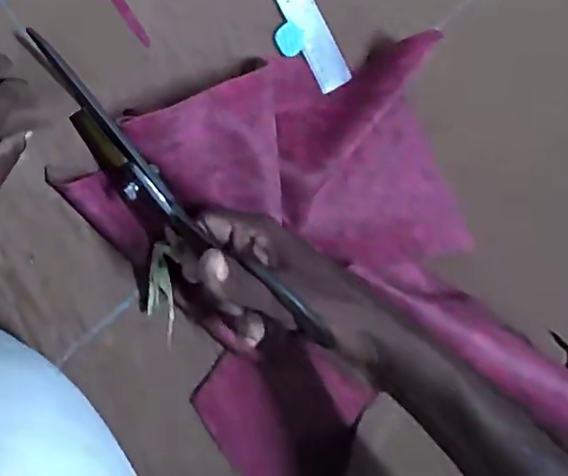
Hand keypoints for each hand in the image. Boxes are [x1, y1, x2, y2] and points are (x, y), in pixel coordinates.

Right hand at [181, 209, 422, 378]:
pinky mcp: (268, 294)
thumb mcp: (283, 297)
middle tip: (224, 311)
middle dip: (209, 286)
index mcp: (256, 230)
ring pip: (220, 280)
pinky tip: (255, 337)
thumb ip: (238, 281)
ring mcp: (260, 270)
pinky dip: (240, 318)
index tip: (185, 274)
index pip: (204, 221)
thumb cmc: (333, 310)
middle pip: (207, 253)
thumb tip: (196, 259)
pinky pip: (237, 299)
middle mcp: (253, 244)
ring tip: (247, 328)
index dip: (189, 244)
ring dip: (226, 308)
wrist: (381, 346)